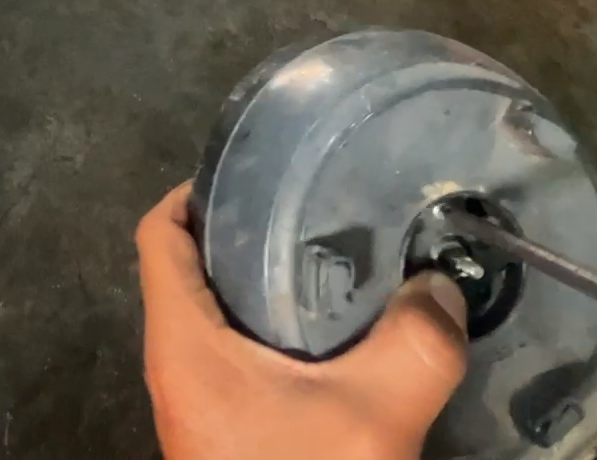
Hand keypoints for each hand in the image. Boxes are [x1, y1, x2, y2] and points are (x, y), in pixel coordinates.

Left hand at [136, 181, 468, 459]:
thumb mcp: (371, 420)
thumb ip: (415, 345)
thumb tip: (440, 283)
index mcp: (180, 340)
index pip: (156, 235)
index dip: (189, 193)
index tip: (244, 173)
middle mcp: (173, 360)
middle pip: (181, 264)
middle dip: (232, 228)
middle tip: (298, 204)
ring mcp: (193, 395)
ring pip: (207, 308)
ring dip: (251, 277)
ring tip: (316, 251)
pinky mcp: (220, 422)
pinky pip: (228, 347)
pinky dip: (264, 321)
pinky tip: (322, 327)